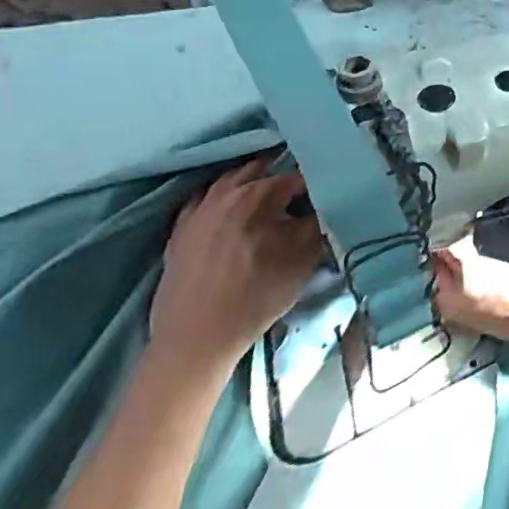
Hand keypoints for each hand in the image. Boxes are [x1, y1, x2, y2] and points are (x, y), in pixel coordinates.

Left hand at [150, 159, 324, 368]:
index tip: (328, 194)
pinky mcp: (179, 232)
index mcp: (259, 194)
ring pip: (229, 180)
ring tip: (271, 194)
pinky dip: (221, 198)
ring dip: (252, 181)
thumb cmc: (258, 293)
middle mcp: (225, 194)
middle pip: (260, 169)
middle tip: (303, 189)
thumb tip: (329, 200)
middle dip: (283, 175)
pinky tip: (232, 208)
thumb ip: (321, 218)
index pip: (298, 176)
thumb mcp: (306, 254)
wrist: (197, 339)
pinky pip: (203, 201)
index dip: (317, 184)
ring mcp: (197, 212)